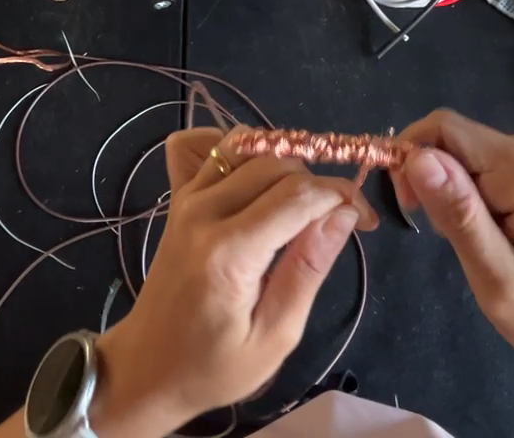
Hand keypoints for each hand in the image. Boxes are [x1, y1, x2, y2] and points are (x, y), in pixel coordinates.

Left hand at [90, 126, 378, 437]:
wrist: (148, 368)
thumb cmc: (214, 366)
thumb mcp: (276, 336)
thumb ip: (309, 267)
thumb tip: (345, 213)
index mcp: (229, 252)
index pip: (298, 195)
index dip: (341, 195)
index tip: (365, 217)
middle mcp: (203, 210)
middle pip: (275, 162)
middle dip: (317, 181)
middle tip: (337, 217)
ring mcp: (185, 198)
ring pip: (244, 144)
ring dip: (281, 161)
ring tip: (299, 200)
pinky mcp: (176, 196)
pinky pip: (199, 145)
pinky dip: (231, 147)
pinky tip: (251, 174)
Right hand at [389, 109, 513, 392]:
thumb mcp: (500, 283)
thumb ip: (459, 217)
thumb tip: (415, 158)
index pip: (443, 129)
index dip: (410, 158)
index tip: (406, 208)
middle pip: (450, 139)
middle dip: (428, 180)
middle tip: (439, 237)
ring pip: (459, 154)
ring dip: (446, 193)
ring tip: (465, 244)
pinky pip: (476, 167)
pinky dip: (464, 198)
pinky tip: (481, 236)